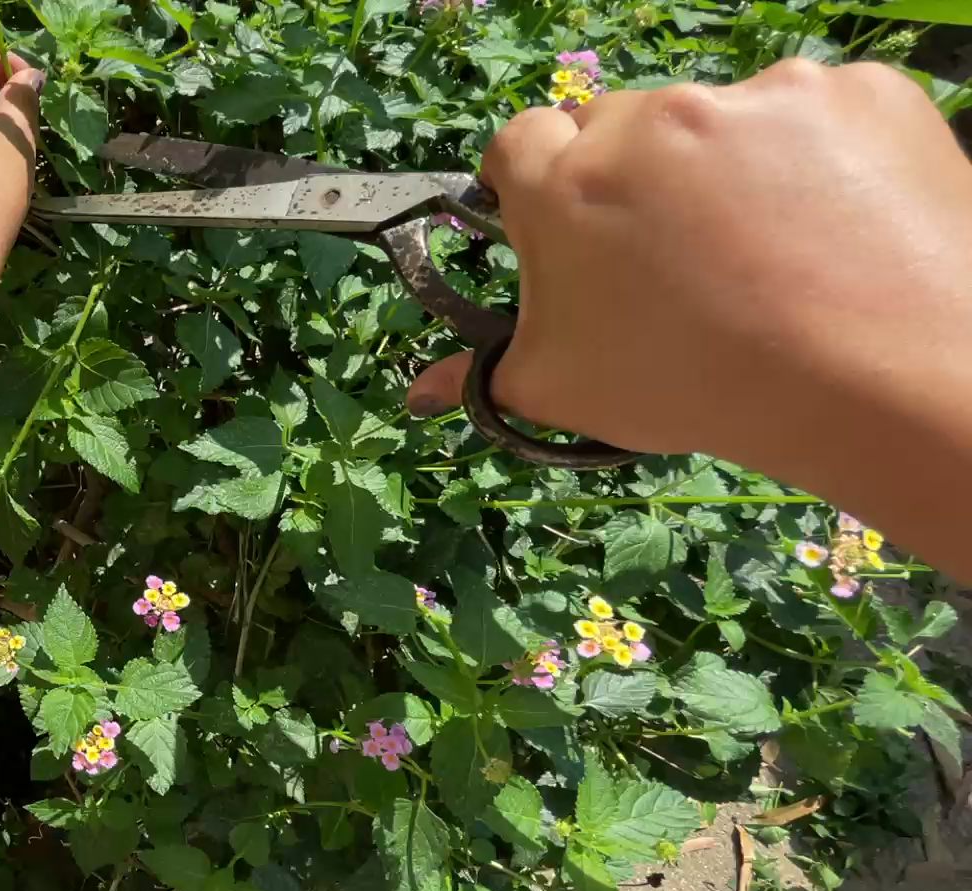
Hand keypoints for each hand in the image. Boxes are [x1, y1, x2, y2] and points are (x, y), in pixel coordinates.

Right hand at [405, 60, 971, 469]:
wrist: (880, 373)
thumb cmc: (678, 380)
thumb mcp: (548, 387)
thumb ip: (471, 378)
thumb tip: (417, 394)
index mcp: (562, 186)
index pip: (514, 141)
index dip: (522, 177)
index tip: (545, 219)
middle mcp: (651, 121)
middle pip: (607, 125)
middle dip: (609, 174)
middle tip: (639, 248)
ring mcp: (761, 95)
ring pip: (702, 118)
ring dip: (698, 164)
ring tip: (734, 244)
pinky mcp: (860, 89)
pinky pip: (799, 112)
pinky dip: (792, 156)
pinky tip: (808, 222)